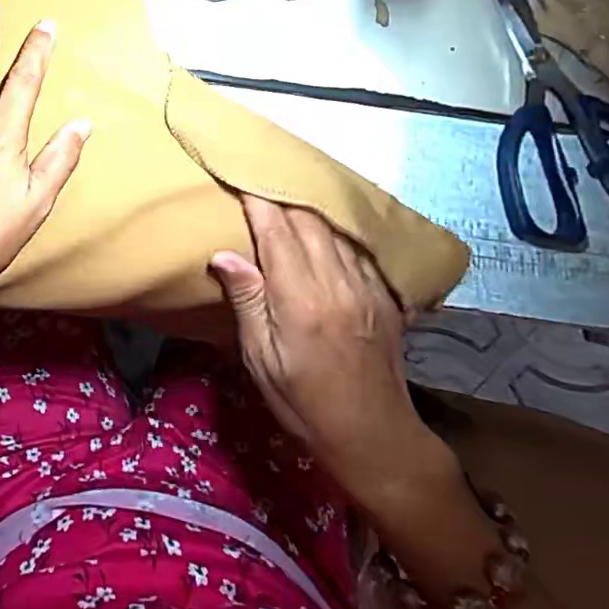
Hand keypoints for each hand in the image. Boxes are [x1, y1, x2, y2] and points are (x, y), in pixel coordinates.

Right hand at [210, 196, 450, 502]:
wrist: (374, 437)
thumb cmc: (302, 402)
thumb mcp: (261, 359)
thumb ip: (247, 302)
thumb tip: (224, 254)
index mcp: (302, 300)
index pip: (277, 233)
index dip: (257, 201)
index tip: (239, 174)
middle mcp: (339, 285)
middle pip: (309, 222)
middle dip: (282, 194)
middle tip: (258, 172)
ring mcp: (367, 289)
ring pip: (336, 230)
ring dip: (310, 205)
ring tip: (287, 186)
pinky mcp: (384, 297)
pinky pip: (358, 248)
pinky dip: (336, 227)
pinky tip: (324, 221)